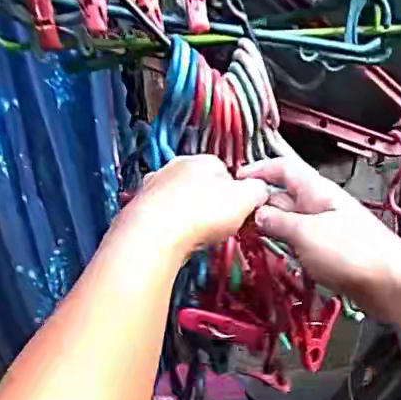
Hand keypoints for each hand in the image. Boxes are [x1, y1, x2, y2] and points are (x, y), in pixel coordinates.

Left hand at [113, 155, 269, 255]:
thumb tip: (261, 190)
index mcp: (204, 160)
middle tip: (218, 226)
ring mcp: (155, 186)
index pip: (226, 172)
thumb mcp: (246, 200)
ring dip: (187, 214)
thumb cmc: (202, 213)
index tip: (238, 213)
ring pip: (178, 199)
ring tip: (196, 236)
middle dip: (209, 203)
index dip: (235, 194)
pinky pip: (160, 216)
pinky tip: (175, 239)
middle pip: (199, 184)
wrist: (156, 233)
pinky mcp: (139, 208)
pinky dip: (168, 226)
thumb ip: (258, 191)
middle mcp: (176, 167)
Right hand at [238, 156, 400, 317]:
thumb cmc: (354, 254)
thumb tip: (257, 213)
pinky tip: (280, 259)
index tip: (236, 181)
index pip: (283, 168)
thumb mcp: (307, 234)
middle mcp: (322, 205)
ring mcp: (327, 229)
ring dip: (272, 229)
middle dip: (261, 205)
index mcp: (317, 191)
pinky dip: (288, 248)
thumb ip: (279, 222)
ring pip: (291, 222)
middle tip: (237, 220)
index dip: (258, 169)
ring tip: (252, 240)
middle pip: (284, 196)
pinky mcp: (332, 252)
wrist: (391, 284)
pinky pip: (303, 243)